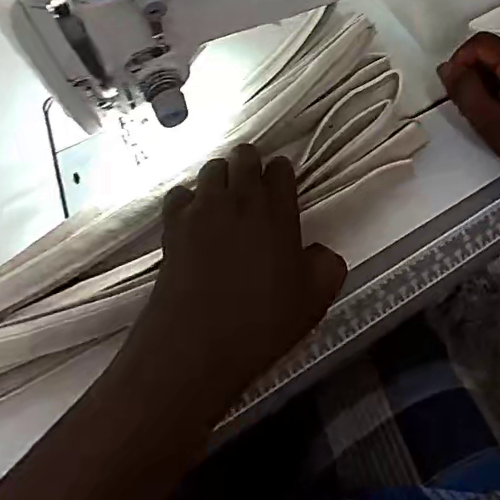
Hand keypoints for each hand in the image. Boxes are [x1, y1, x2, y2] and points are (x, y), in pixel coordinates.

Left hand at [124, 145, 346, 414]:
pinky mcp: (172, 223)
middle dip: (251, 164)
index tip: (282, 190)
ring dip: (220, 178)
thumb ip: (327, 265)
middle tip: (253, 189)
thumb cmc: (262, 322)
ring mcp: (202, 207)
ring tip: (224, 202)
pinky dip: (188, 201)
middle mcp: (239, 197)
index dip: (282, 175)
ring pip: (211, 168)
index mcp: (276, 209)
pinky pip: (180, 193)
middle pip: (244, 155)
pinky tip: (194, 221)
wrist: (197, 344)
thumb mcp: (315, 299)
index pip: (281, 167)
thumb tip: (320, 252)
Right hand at [438, 32, 499, 189]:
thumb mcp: (489, 121)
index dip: (460, 61)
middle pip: (490, 50)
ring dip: (486, 81)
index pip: (480, 43)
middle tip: (471, 101)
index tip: (455, 82)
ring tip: (489, 111)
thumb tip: (448, 70)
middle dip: (473, 73)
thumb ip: (464, 90)